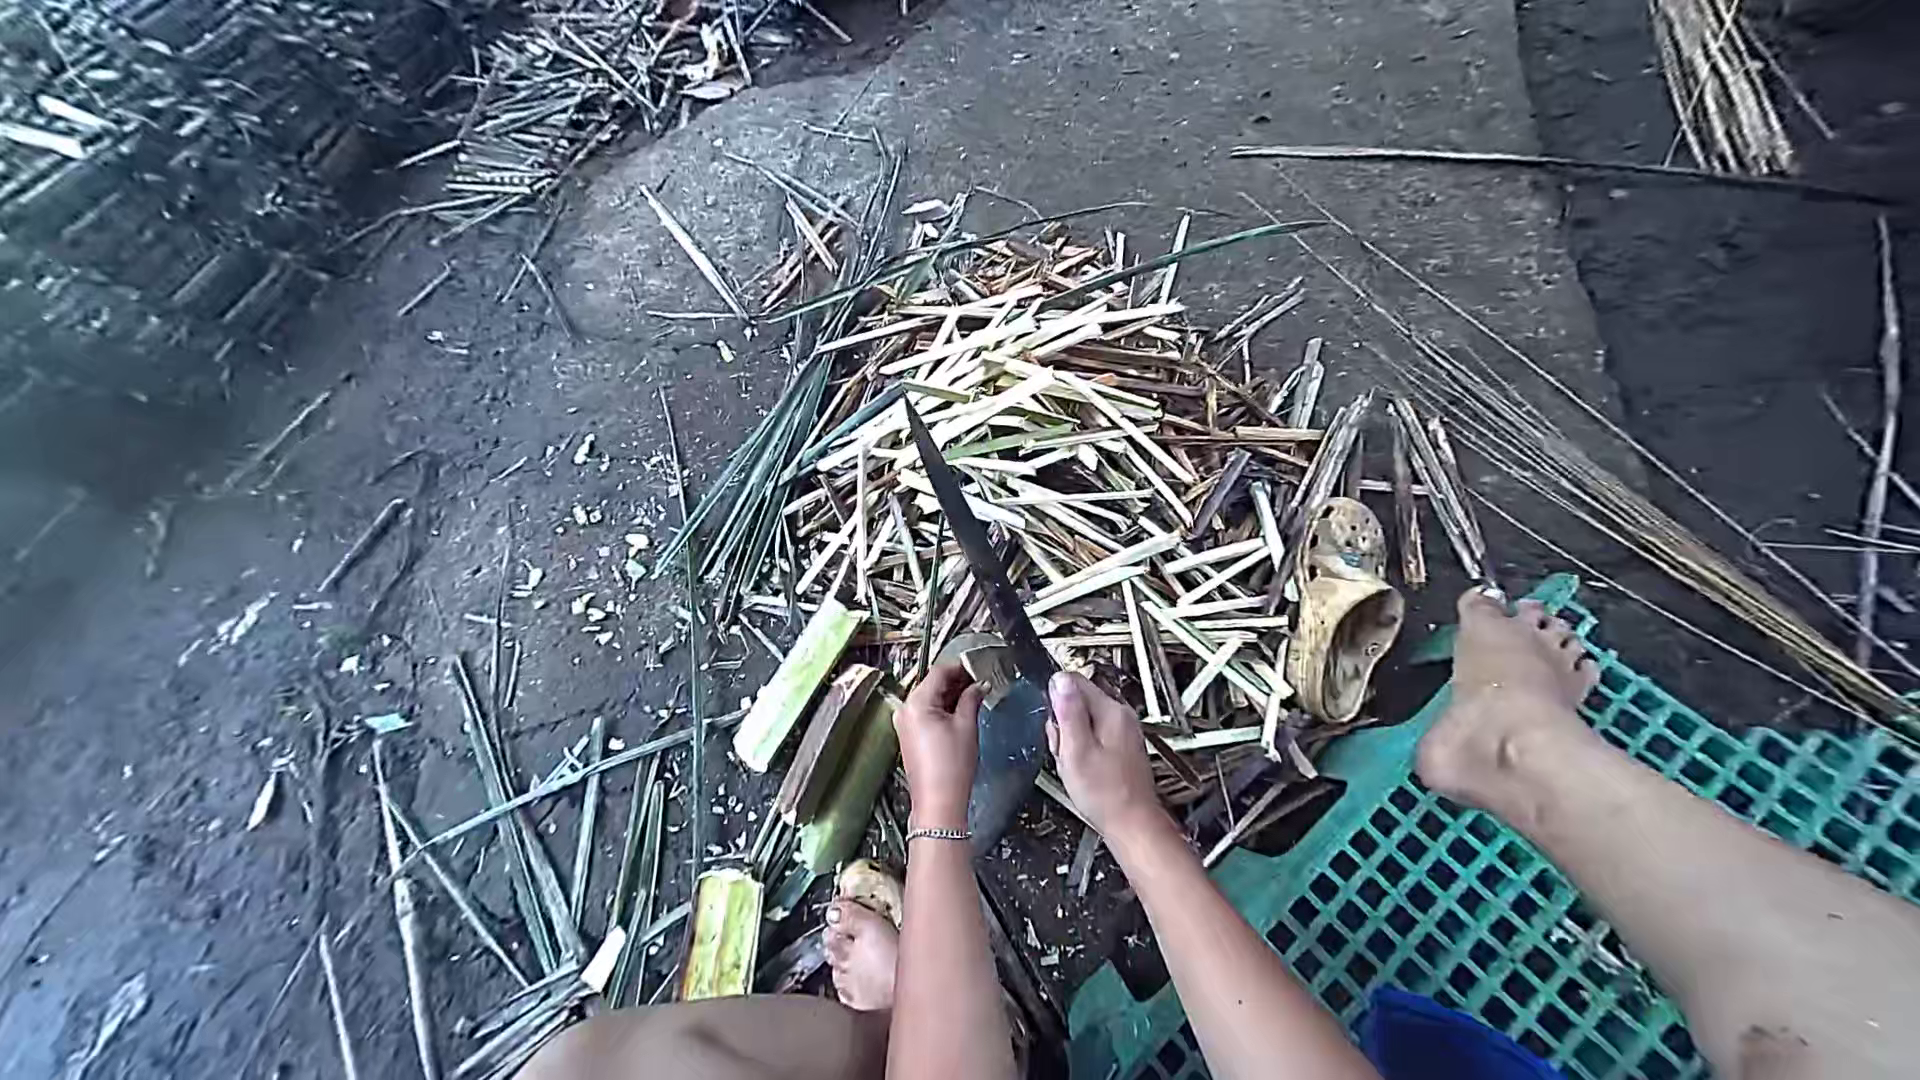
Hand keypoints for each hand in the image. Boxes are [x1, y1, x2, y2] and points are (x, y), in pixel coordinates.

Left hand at [897, 662, 982, 828]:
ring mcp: (905, 723)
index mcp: (916, 703)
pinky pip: (926, 712)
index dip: (960, 668)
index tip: (976, 667)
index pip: (939, 672)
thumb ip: (972, 698)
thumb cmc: (950, 768)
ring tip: (974, 696)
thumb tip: (979, 685)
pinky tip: (960, 711)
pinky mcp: (909, 735)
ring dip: (950, 695)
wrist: (939, 802)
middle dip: (956, 682)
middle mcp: (906, 710)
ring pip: (930, 698)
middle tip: (979, 681)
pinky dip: (943, 708)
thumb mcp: (966, 726)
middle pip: (932, 684)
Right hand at [1047, 672, 1168, 842]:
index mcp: (1110, 711)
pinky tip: (1083, 769)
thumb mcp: (1076, 750)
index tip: (1056, 726)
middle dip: (1063, 724)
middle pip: (1076, 701)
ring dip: (1070, 739)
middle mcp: (1120, 715)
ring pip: (1081, 719)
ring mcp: (1122, 730)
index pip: (1073, 681)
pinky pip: (1091, 735)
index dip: (1055, 702)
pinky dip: (1082, 750)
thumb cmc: (1106, 794)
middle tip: (1066, 750)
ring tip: (1075, 763)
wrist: (1132, 825)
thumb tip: (1059, 679)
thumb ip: (1067, 712)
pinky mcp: (1121, 745)